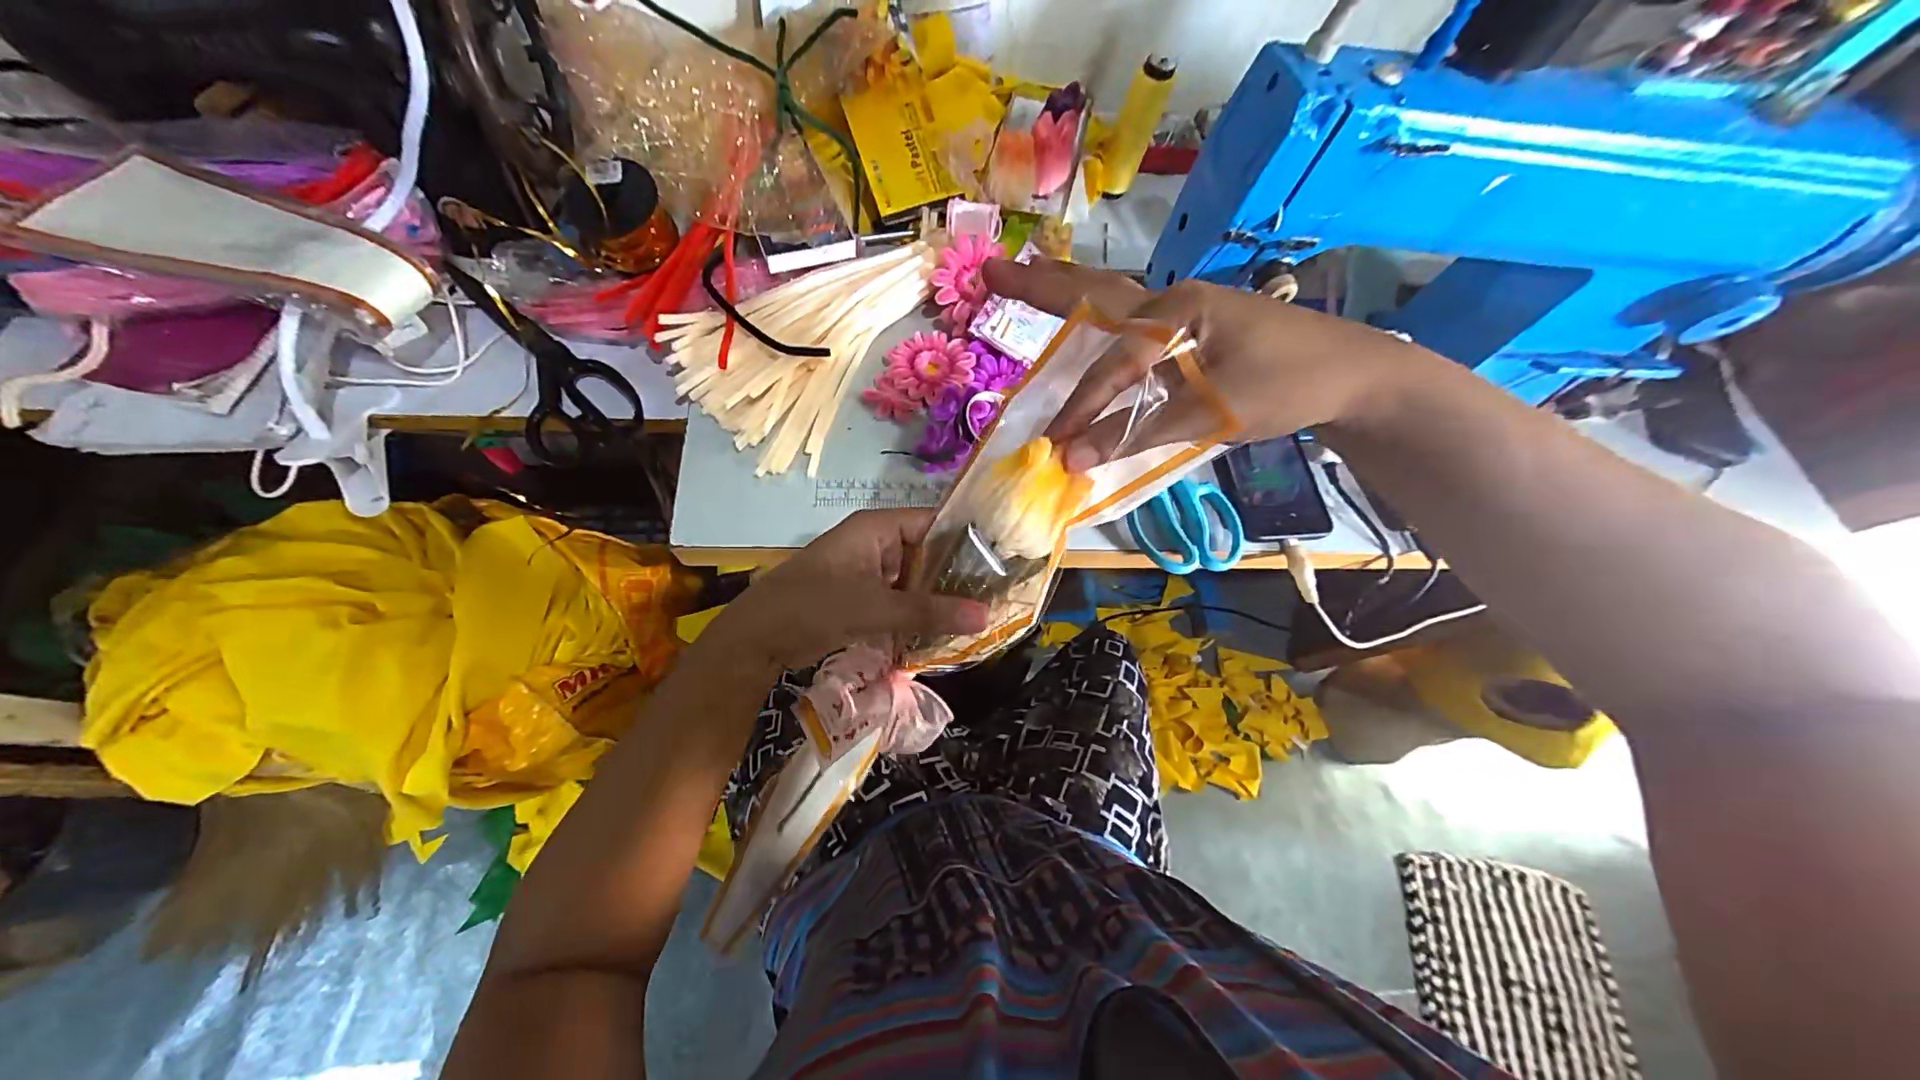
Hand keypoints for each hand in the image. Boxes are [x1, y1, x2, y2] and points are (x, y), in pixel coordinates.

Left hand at [706, 509, 988, 671]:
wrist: (758, 638)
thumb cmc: (814, 607)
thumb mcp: (876, 608)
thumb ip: (930, 612)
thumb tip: (986, 616)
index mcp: (877, 528)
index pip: (934, 523)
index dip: (967, 540)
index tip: (1002, 562)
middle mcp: (875, 544)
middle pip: (927, 554)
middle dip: (955, 577)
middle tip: (996, 598)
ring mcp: (867, 572)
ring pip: (914, 581)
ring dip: (937, 600)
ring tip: (978, 618)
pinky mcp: (860, 598)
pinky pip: (898, 601)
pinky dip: (916, 616)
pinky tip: (943, 634)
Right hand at [982, 258, 1445, 469]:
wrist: (1358, 374)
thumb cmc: (1291, 384)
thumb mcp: (1216, 412)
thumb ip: (1140, 432)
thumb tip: (1072, 459)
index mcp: (1178, 309)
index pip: (1113, 363)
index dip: (1082, 407)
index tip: (1056, 446)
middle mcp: (1174, 299)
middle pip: (1096, 291)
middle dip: (1042, 285)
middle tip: (994, 273)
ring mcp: (1185, 311)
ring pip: (1113, 301)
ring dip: (1067, 293)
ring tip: (1024, 282)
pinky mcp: (1194, 330)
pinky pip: (1132, 326)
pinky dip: (1099, 325)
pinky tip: (1084, 328)